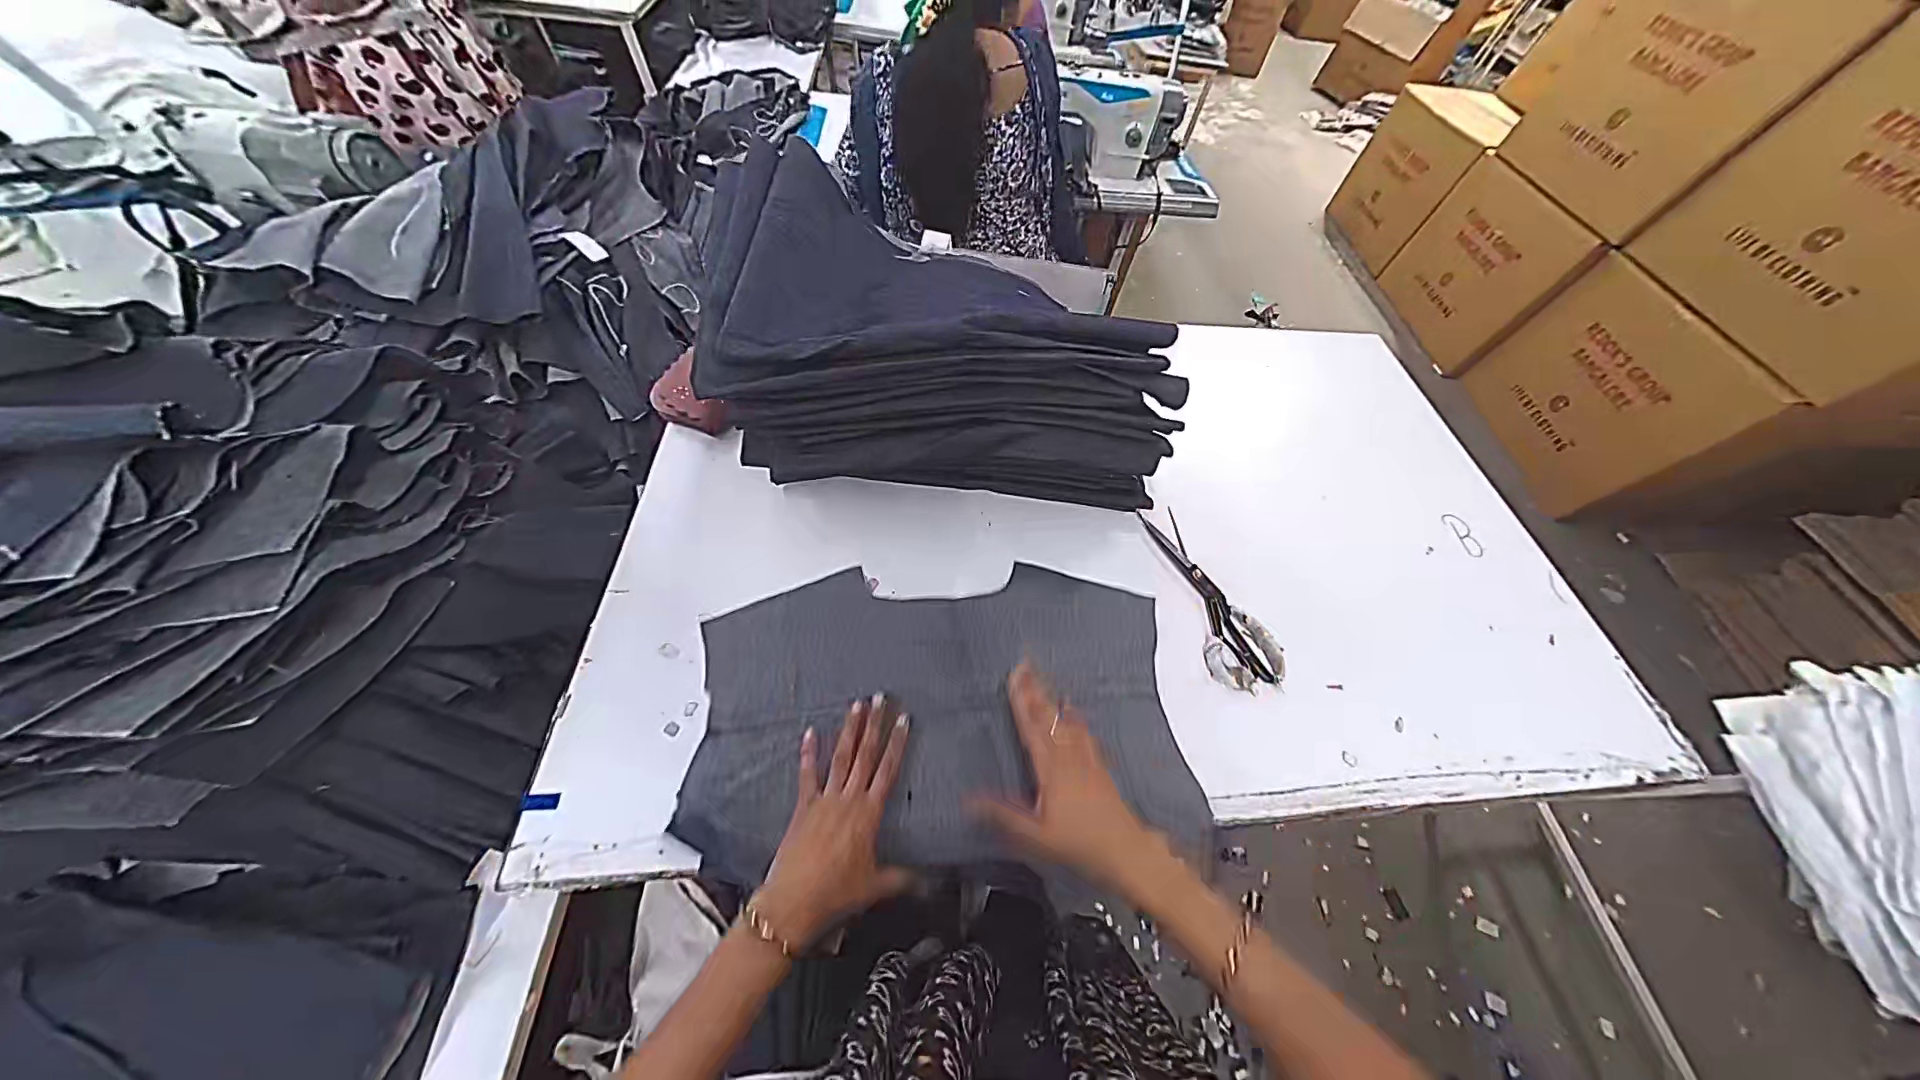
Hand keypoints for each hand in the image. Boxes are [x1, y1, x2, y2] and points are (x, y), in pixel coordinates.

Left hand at [755, 695, 914, 946]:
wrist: (794, 901)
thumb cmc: (837, 893)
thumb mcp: (875, 886)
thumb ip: (902, 878)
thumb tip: (926, 882)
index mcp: (869, 814)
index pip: (888, 770)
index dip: (897, 743)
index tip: (904, 720)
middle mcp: (848, 799)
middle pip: (865, 754)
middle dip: (874, 724)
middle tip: (880, 698)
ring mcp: (824, 800)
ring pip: (841, 757)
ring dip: (849, 730)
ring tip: (856, 706)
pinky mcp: (804, 807)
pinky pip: (807, 774)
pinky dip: (809, 752)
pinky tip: (810, 732)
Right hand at [969, 663, 1161, 892]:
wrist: (1125, 851)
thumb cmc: (1082, 844)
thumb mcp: (1035, 836)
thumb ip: (1003, 815)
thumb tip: (972, 800)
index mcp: (1052, 769)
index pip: (1032, 727)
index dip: (1022, 700)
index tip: (1014, 677)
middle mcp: (1069, 758)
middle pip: (1049, 717)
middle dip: (1036, 689)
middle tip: (1026, 666)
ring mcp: (1086, 760)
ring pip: (1065, 721)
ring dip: (1052, 699)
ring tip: (1044, 680)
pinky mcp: (1098, 767)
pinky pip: (1083, 733)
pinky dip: (1074, 717)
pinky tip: (1073, 710)